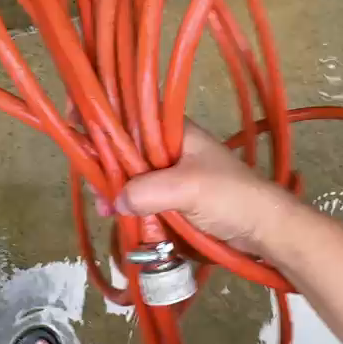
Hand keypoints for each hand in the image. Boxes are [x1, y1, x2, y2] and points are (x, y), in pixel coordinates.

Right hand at [115, 122, 302, 256]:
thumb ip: (148, 191)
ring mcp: (169, 173)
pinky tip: (119, 218)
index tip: (78, 130)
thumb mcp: (187, 188)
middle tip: (97, 191)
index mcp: (172, 130)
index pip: (129, 114)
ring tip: (105, 210)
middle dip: (104, 166)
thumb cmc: (230, 196)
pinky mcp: (171, 197)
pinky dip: (128, 206)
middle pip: (124, 148)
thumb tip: (115, 200)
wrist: (264, 229)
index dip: (103, 120)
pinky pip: (141, 196)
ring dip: (114, 190)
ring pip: (130, 175)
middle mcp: (166, 146)